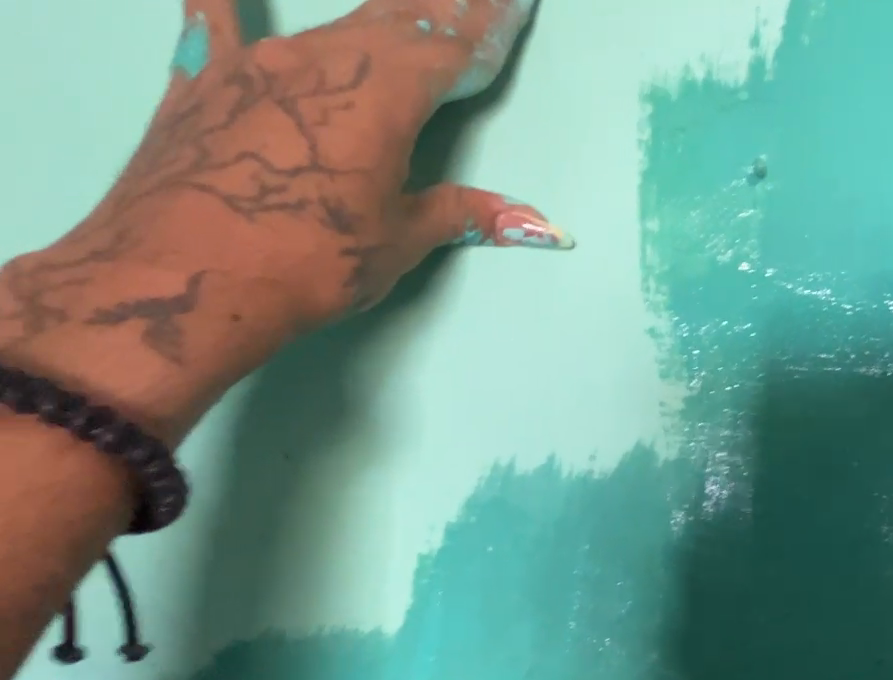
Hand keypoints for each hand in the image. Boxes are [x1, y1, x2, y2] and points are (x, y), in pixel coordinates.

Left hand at [0, 0, 566, 440]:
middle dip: (439, 8)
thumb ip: (465, 213)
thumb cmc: (313, 259)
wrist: (185, 274)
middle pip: (392, 21)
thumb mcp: (403, 239)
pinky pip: (217, 22)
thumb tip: (543, 227)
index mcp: (380, 99)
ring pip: (331, 27)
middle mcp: (318, 62)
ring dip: (376, 18)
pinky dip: (228, 2)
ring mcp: (255, 65)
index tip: (513, 2)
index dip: (485, 25)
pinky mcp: (204, 82)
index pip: (447, 49)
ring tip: (403, 9)